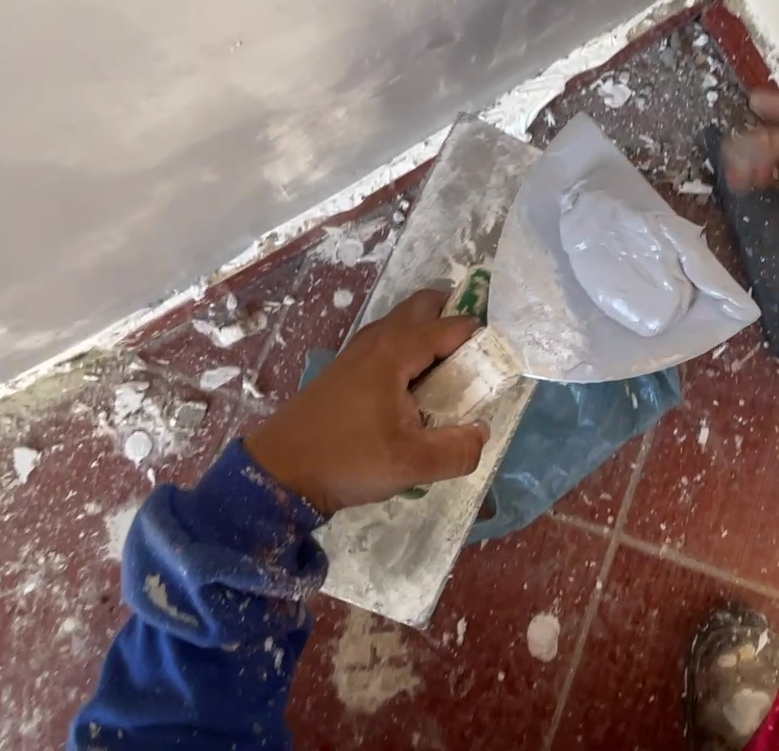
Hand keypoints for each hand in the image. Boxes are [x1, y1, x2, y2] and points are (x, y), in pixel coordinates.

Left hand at [242, 290, 489, 515]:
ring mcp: (359, 350)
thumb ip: (457, 450)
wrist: (277, 473)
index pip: (454, 326)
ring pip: (405, 322)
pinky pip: (390, 340)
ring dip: (431, 333)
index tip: (501, 363)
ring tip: (452, 373)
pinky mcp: (347, 368)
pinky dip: (411, 348)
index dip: (483, 339)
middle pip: (425, 306)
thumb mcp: (411, 465)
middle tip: (477, 353)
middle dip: (455, 317)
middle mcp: (379, 339)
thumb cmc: (346, 460)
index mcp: (397, 351)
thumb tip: (482, 432)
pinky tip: (416, 388)